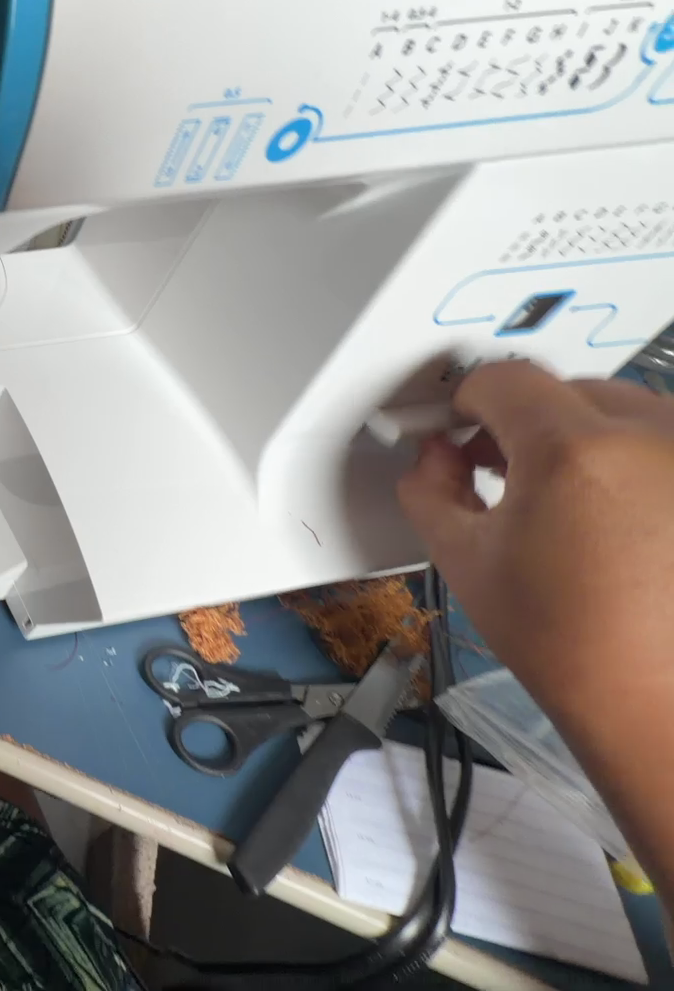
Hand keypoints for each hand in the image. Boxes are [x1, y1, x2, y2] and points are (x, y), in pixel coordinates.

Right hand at [395, 361, 673, 883]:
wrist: (662, 701)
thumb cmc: (560, 635)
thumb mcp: (459, 553)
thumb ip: (430, 486)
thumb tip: (436, 455)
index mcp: (573, 452)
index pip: (504, 379)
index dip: (463, 400)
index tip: (453, 427)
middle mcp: (658, 441)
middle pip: (570, 391)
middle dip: (524, 422)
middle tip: (498, 468)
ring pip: (630, 415)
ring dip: (584, 440)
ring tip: (561, 496)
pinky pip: (663, 452)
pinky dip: (634, 466)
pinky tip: (615, 516)